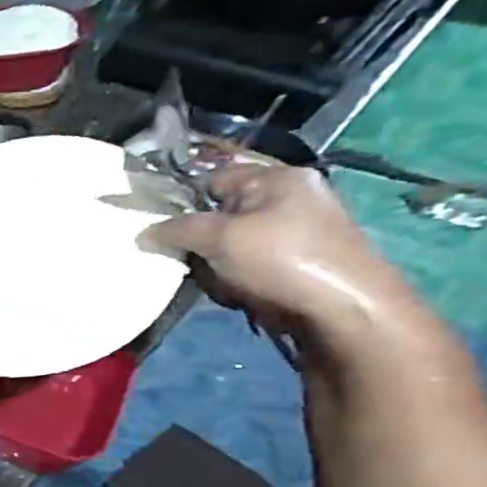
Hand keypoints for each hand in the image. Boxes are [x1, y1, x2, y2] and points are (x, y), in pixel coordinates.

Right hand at [145, 166, 423, 344]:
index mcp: (279, 178)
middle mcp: (292, 196)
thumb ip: (177, 230)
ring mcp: (299, 229)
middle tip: (185, 259)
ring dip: (215, 263)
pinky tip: (236, 291)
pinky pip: (249, 262)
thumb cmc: (280, 260)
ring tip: (215, 281)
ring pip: (232, 242)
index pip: (213, 178)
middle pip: (221, 212)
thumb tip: (144, 233)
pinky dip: (235, 277)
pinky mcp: (300, 260)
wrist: (342, 308)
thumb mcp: (220, 238)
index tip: (155, 228)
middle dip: (199, 239)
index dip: (181, 201)